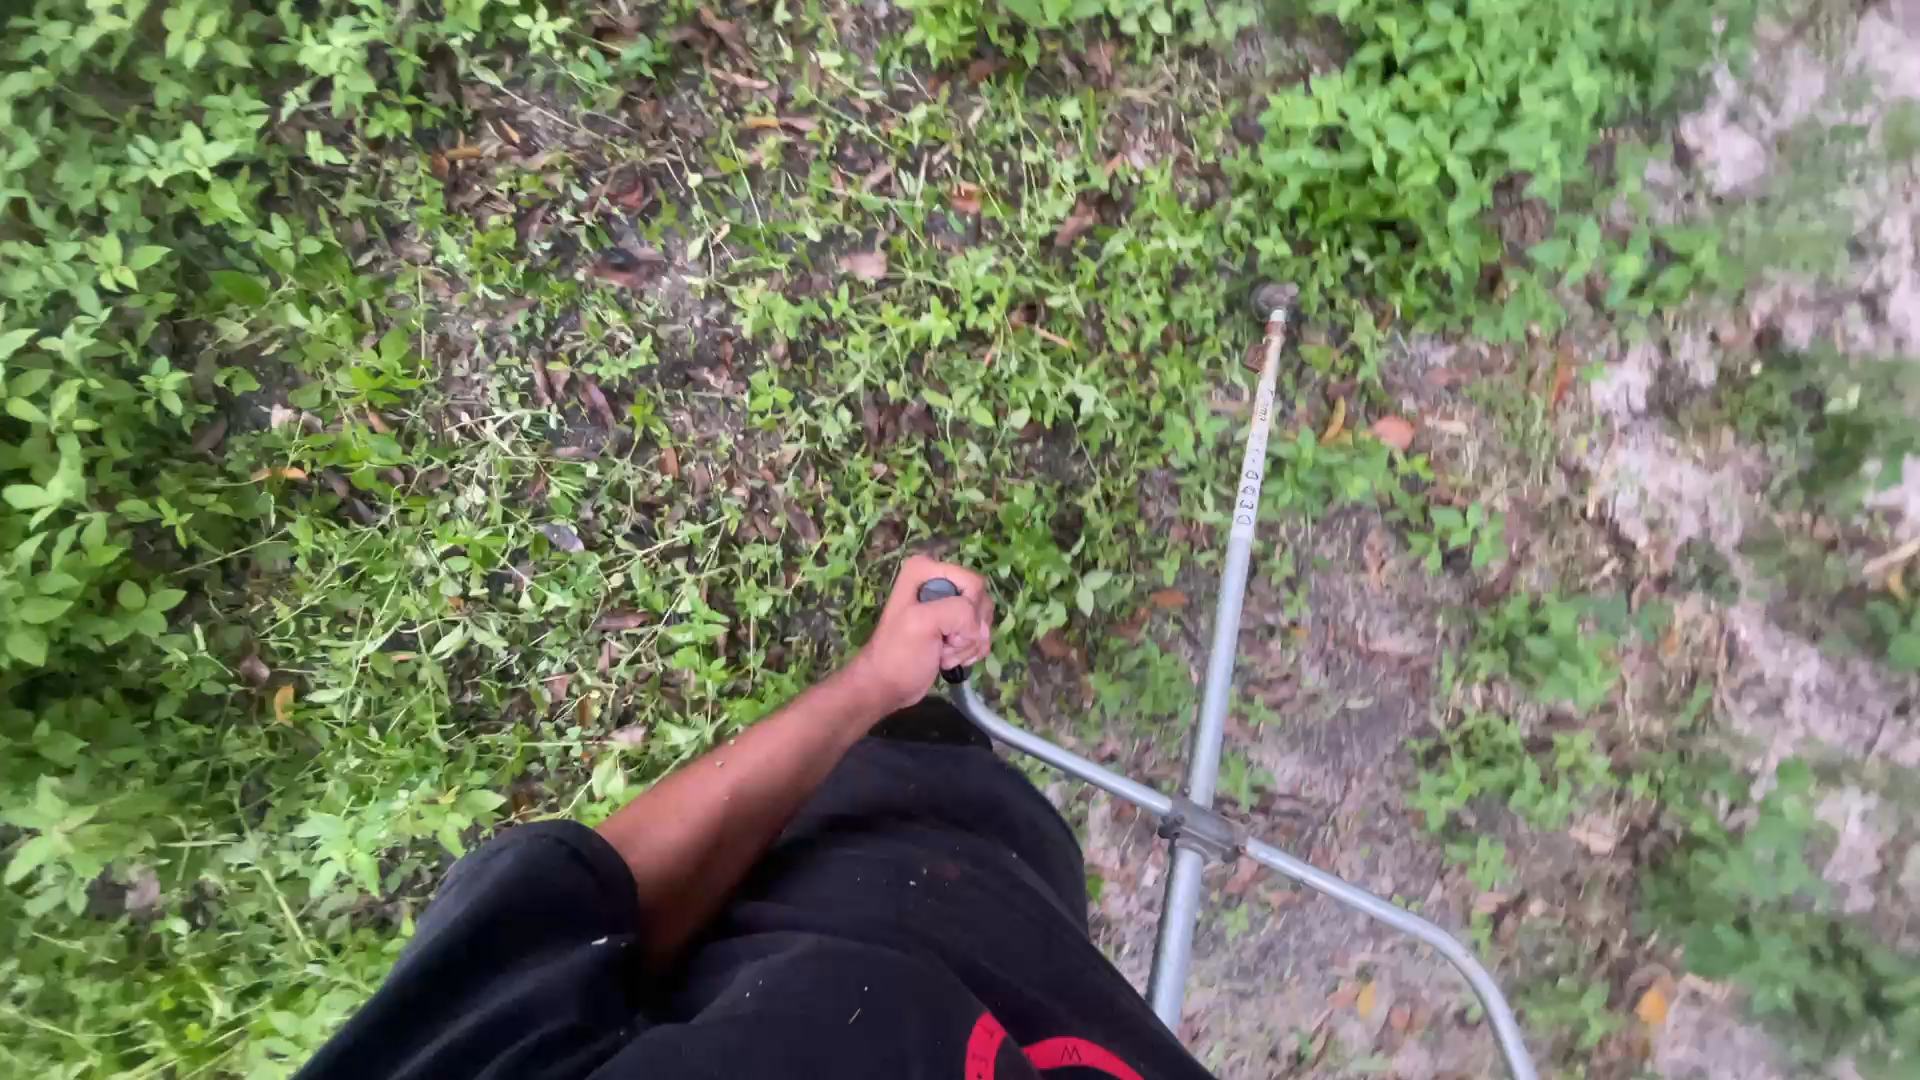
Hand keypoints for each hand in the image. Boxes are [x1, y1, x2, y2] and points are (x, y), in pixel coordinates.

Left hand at [843, 554, 994, 715]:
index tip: (946, 632)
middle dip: (969, 630)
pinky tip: (948, 659)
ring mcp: (948, 605)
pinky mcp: (954, 626)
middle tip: (944, 643)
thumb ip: (958, 611)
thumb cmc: (899, 654)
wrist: (888, 686)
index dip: (968, 610)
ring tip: (943, 654)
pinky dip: (970, 651)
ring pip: (983, 620)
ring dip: (969, 644)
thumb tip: (979, 628)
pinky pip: (981, 634)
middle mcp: (938, 581)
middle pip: (981, 601)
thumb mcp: (922, 623)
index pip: (973, 583)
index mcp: (926, 570)